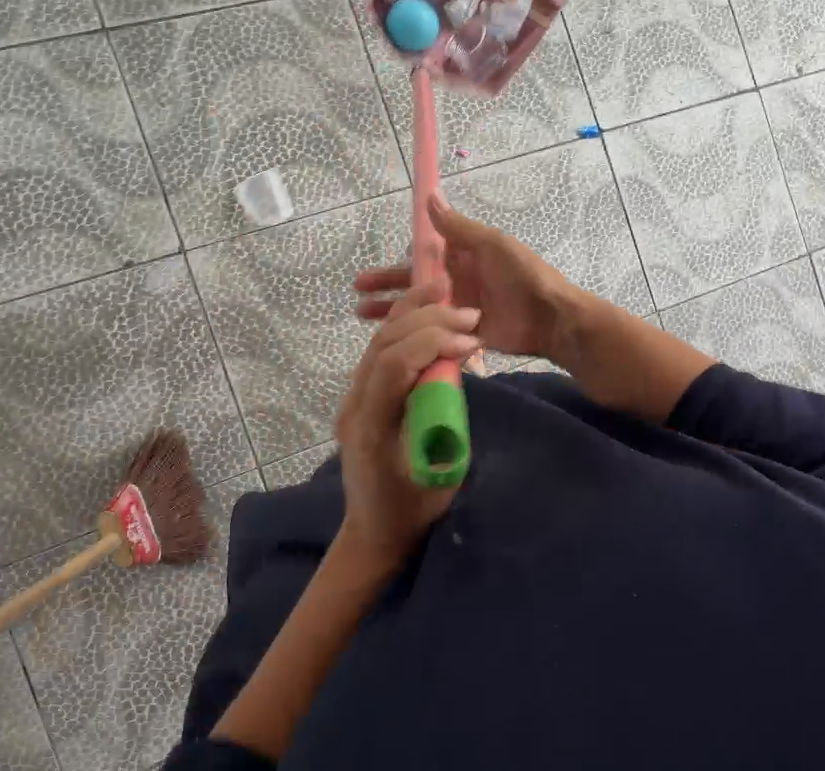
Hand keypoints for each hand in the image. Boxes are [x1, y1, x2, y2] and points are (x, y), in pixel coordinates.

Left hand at [335, 282, 479, 562]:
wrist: (374, 533)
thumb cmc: (413, 509)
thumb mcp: (441, 470)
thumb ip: (444, 419)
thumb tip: (453, 373)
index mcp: (372, 427)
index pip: (394, 365)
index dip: (433, 343)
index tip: (471, 341)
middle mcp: (355, 405)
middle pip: (384, 344)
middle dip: (427, 318)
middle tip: (469, 311)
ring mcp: (353, 398)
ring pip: (379, 340)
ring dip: (414, 313)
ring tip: (448, 290)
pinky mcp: (361, 396)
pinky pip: (381, 350)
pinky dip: (407, 326)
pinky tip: (430, 313)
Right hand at [353, 194, 580, 359]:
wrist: (551, 319)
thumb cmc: (524, 275)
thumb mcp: (492, 245)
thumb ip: (458, 228)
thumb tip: (429, 196)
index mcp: (463, 259)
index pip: (421, 259)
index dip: (394, 267)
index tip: (365, 277)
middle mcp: (458, 284)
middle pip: (414, 287)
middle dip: (386, 291)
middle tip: (357, 297)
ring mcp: (460, 311)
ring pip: (420, 311)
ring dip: (393, 314)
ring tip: (363, 321)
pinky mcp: (466, 335)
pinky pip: (435, 334)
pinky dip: (415, 338)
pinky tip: (391, 345)